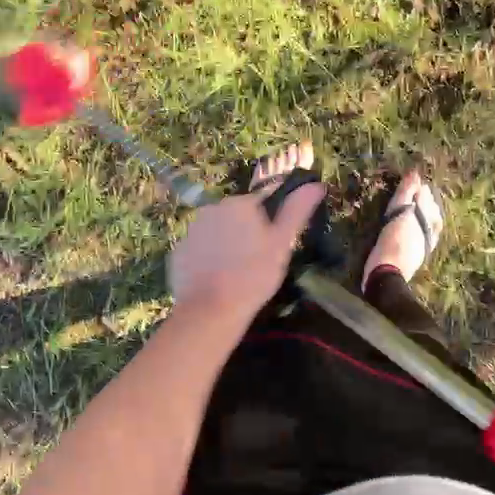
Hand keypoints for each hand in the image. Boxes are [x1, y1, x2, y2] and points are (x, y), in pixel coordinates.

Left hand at [167, 184, 324, 323]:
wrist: (210, 311)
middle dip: (247, 234)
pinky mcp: (178, 252)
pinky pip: (199, 251)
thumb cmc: (253, 275)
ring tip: (236, 275)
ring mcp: (191, 230)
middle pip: (236, 217)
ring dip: (226, 246)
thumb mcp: (282, 243)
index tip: (272, 249)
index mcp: (239, 203)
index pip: (260, 204)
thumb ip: (297, 211)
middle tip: (257, 264)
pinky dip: (208, 260)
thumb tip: (317, 184)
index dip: (269, 226)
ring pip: (217, 233)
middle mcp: (212, 208)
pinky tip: (216, 280)